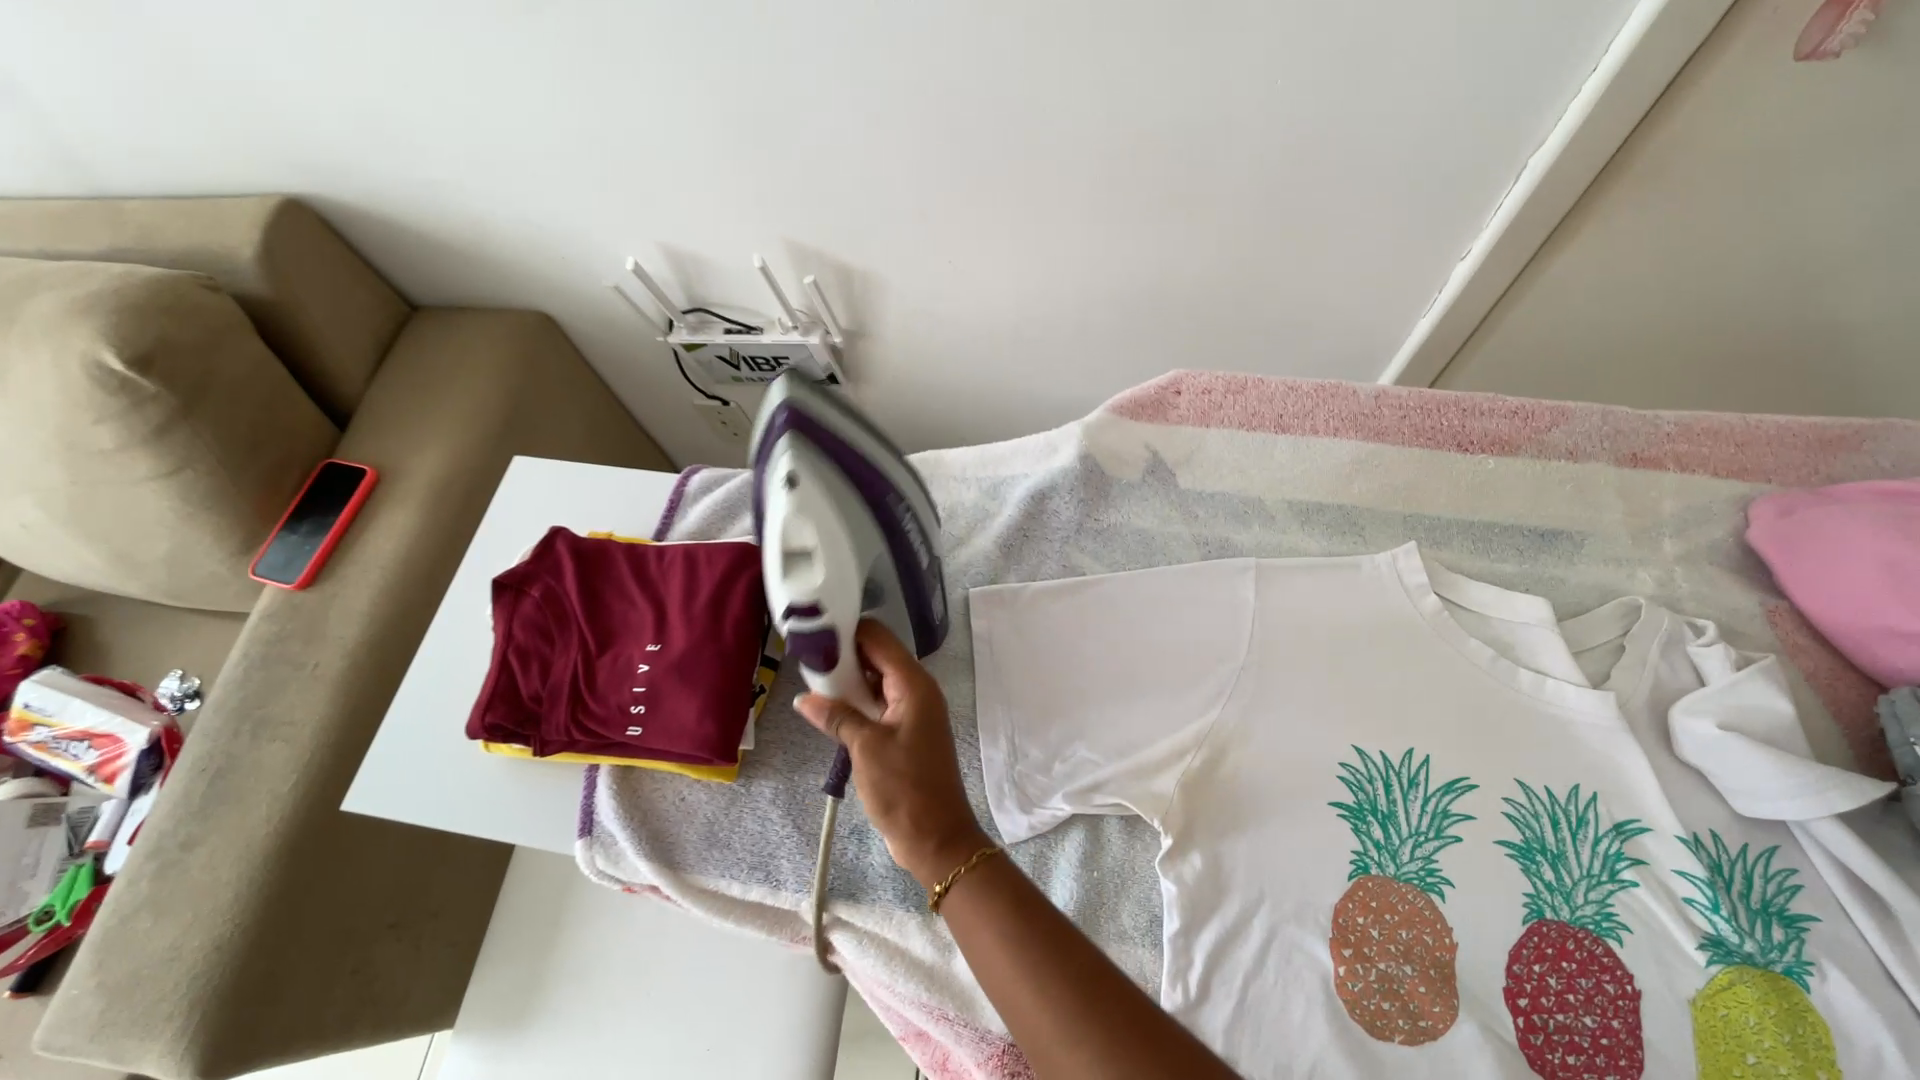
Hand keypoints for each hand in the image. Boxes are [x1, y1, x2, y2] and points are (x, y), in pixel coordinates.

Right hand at [795, 620, 990, 888]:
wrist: (936, 837)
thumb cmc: (905, 788)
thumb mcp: (865, 747)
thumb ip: (836, 716)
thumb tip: (804, 698)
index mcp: (914, 684)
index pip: (879, 637)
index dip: (847, 630)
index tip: (814, 632)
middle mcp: (916, 691)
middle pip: (877, 656)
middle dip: (843, 655)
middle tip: (805, 658)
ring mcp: (912, 713)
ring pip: (875, 681)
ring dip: (847, 681)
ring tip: (810, 680)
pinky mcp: (905, 733)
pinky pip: (878, 705)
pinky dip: (855, 703)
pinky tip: (828, 709)